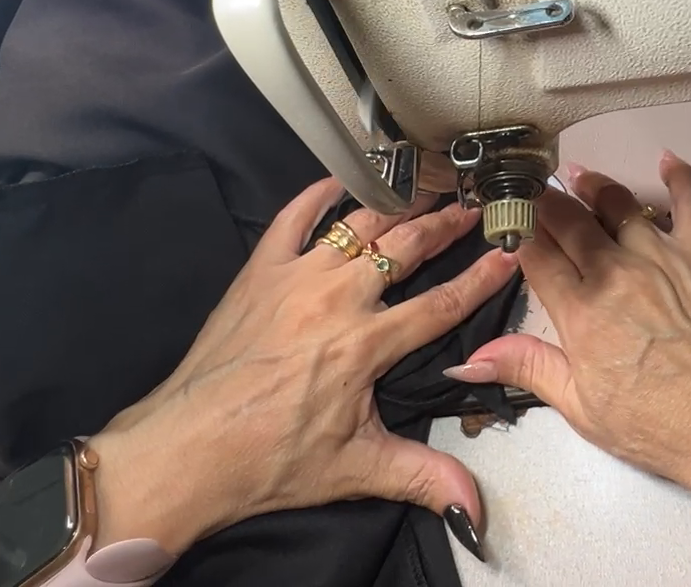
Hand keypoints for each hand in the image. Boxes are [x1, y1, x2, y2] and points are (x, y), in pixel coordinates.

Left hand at [85, 180, 518, 555]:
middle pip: (408, 247)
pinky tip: (343, 180)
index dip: (481, 278)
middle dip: (446, 224)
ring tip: (425, 188)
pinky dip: (321, 194)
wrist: (182, 452)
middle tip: (471, 206)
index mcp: (365, 344)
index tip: (509, 252)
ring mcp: (298, 276)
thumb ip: (421, 477)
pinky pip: (295, 217)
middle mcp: (339, 298)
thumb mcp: (354, 471)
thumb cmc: (270, 460)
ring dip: (399, 204)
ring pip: (362, 225)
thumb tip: (475, 508)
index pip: (441, 303)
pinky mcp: (261, 269)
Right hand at [446, 153, 690, 495]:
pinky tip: (668, 162)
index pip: (537, 255)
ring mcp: (660, 257)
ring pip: (618, 204)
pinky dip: (679, 178)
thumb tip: (471, 360)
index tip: (507, 218)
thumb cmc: (660, 424)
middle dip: (546, 201)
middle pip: (570, 221)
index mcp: (582, 312)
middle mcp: (616, 274)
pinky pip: (689, 203)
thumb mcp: (582, 408)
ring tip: (580, 176)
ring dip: (594, 185)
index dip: (517, 231)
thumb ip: (528, 369)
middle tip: (534, 189)